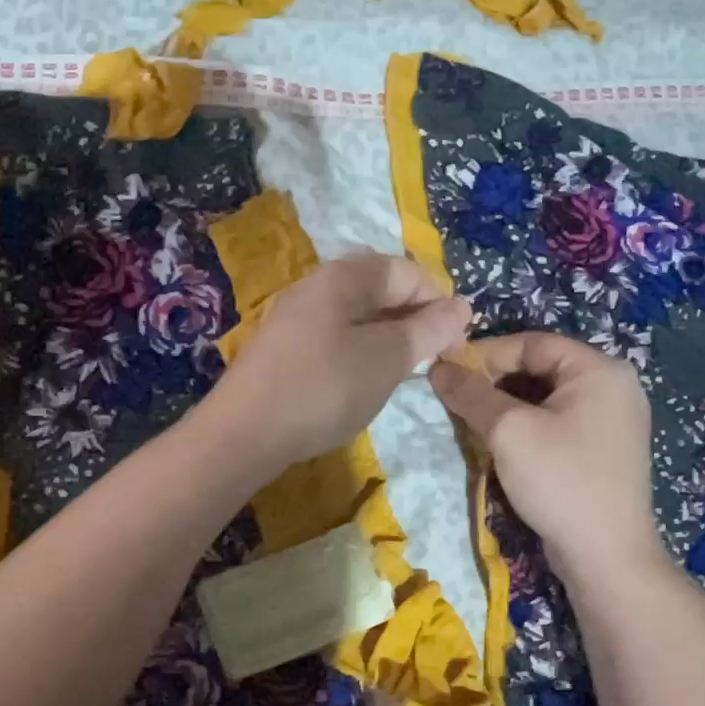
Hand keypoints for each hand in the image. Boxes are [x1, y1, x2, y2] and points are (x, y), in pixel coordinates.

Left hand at [208, 255, 471, 468]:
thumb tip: (462, 307)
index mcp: (342, 276)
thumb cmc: (323, 389)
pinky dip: (355, 356)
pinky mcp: (279, 352)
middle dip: (411, 321)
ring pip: (353, 318)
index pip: (407, 271)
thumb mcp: (385, 360)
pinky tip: (358, 386)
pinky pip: (330, 341)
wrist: (242, 434)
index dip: (439, 302)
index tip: (456, 343)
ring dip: (384, 341)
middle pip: (378, 291)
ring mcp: (292, 320)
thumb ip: (426, 331)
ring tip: (399, 375)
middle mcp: (314, 287)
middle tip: (429, 360)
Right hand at [429, 333, 659, 579]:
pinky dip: (525, 428)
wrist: (605, 553)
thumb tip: (437, 368)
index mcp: (600, 369)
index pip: (532, 343)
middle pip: (540, 369)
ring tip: (470, 423)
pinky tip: (499, 446)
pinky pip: (557, 425)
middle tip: (454, 400)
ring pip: (546, 400)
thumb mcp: (508, 431)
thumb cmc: (560, 480)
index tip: (445, 372)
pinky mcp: (604, 452)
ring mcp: (613, 422)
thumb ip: (471, 394)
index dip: (485, 354)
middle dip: (493, 383)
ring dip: (505, 408)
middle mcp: (614, 387)